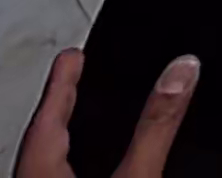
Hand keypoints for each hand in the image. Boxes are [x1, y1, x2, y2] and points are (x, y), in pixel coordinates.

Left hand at [16, 49, 199, 177]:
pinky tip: (97, 168)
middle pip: (39, 148)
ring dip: (65, 145)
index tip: (70, 56)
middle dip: (59, 111)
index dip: (61, 85)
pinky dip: (77, 168)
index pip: (45, 124)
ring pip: (45, 172)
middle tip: (69, 79)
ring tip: (80, 122)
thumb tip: (182, 69)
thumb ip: (156, 126)